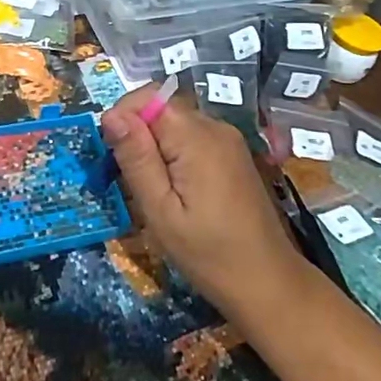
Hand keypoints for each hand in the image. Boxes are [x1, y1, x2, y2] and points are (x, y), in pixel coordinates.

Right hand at [101, 87, 306, 316]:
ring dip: (155, 145)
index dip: (124, 116)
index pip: (149, 96)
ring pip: (175, 122)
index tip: (113, 155)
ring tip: (151, 188)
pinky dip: (174, 153)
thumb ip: (136, 158)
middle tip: (130, 178)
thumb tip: (111, 115)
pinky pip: (192, 137)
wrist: (269, 284)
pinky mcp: (232, 154)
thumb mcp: (161, 211)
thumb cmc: (208, 253)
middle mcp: (215, 127)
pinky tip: (175, 190)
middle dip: (138, 133)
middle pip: (163, 107)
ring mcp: (228, 139)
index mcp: (197, 136)